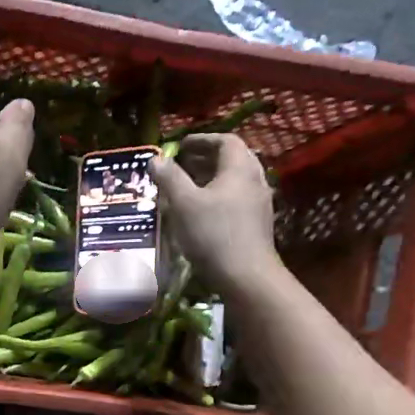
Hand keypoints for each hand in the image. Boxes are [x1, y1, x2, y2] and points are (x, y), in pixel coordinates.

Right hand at [150, 133, 283, 292]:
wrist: (246, 275)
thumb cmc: (212, 234)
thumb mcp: (184, 203)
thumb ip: (169, 178)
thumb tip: (156, 158)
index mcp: (239, 169)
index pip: (226, 141)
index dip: (203, 139)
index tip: (181, 145)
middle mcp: (254, 180)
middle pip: (233, 158)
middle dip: (206, 157)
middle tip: (182, 163)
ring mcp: (258, 203)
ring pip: (235, 180)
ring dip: (211, 177)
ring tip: (187, 185)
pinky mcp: (256, 223)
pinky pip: (236, 197)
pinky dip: (218, 194)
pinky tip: (201, 209)